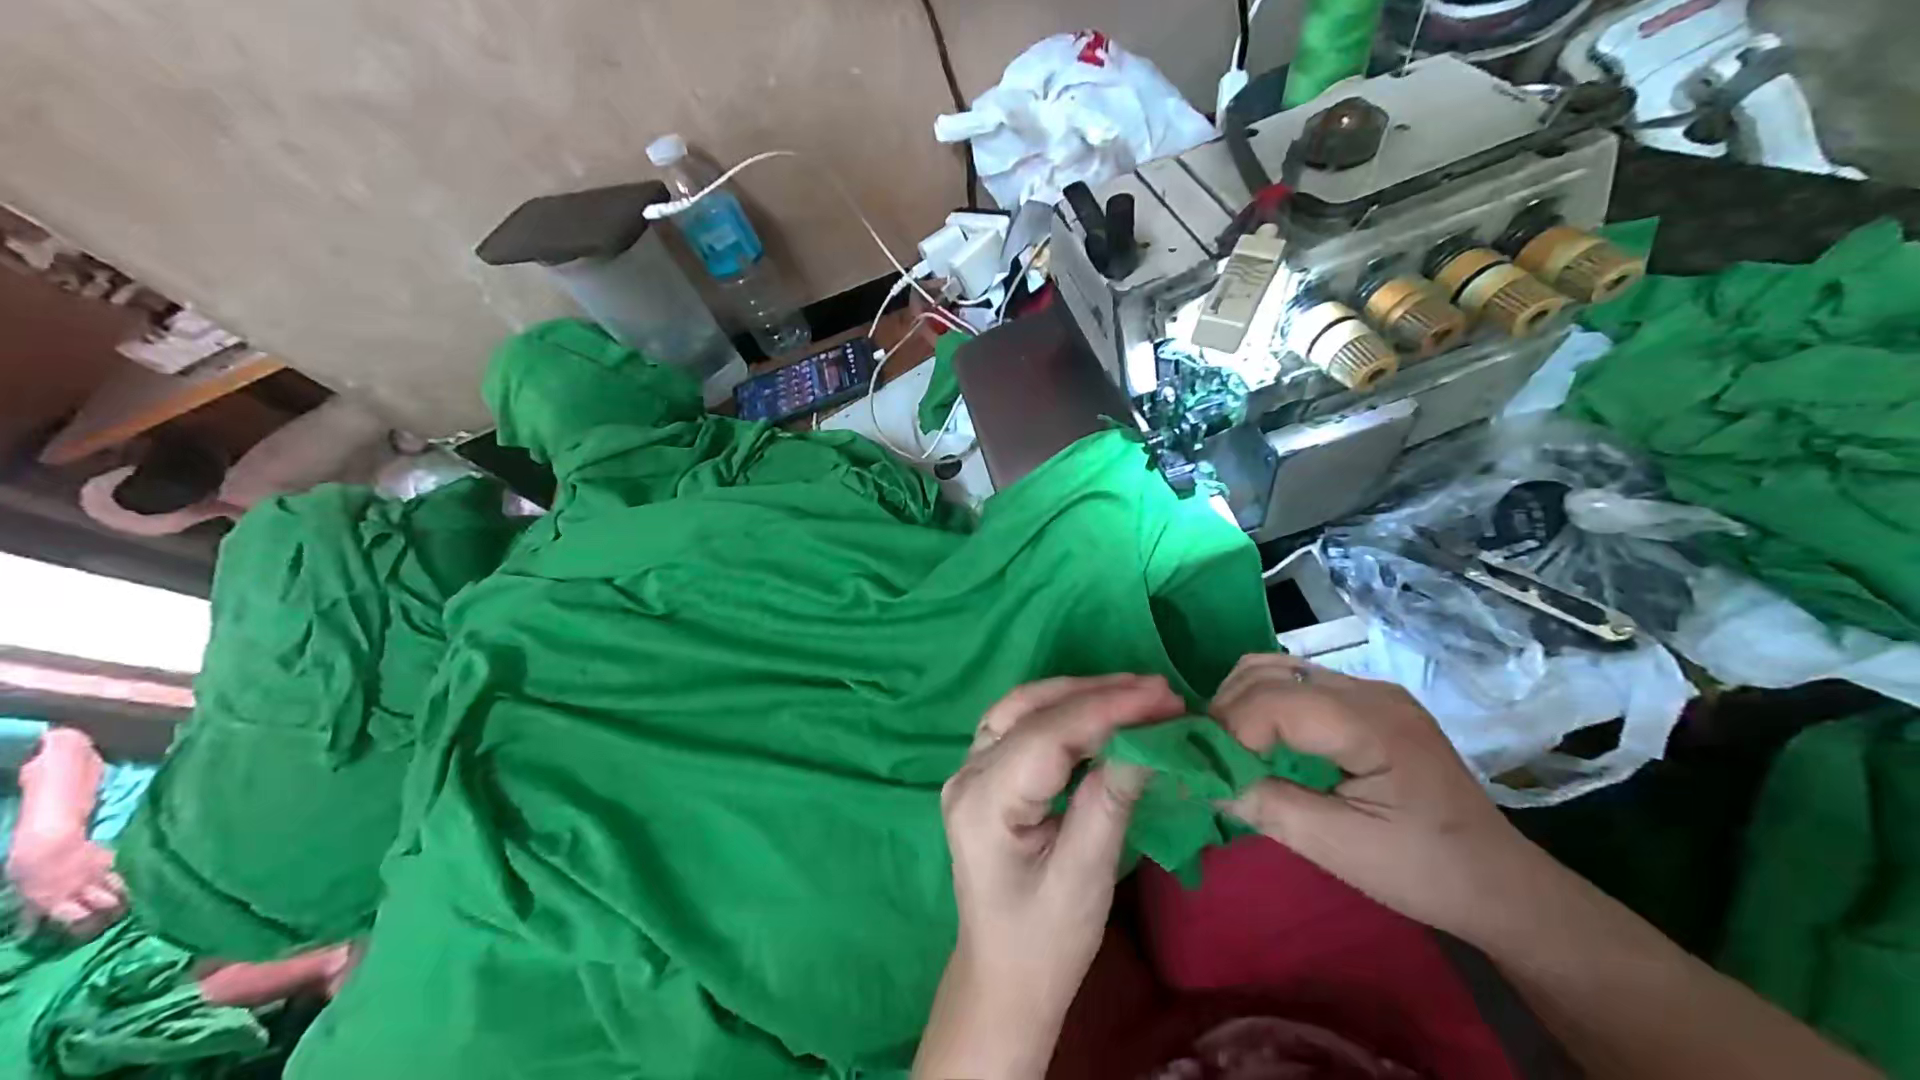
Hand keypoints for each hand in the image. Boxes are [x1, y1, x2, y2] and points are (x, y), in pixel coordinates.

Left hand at [6, 824, 125, 939]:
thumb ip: (31, 913)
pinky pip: (122, 873)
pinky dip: (125, 881)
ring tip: (124, 906)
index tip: (85, 937)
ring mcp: (101, 873)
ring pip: (121, 889)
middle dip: (110, 915)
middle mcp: (83, 889)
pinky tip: (127, 886)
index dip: (84, 929)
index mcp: (57, 901)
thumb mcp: (23, 894)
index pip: (79, 919)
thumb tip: (29, 935)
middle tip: (109, 922)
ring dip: (123, 898)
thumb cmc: (28, 868)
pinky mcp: (112, 860)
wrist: (49, 840)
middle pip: (107, 905)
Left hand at [916, 674, 1183, 1079]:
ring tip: (1138, 692)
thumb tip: (1151, 741)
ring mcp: (970, 771)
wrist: (1003, 979)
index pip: (1048, 735)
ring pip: (1023, 708)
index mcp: (983, 803)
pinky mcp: (984, 775)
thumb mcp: (1085, 878)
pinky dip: (1064, 711)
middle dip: (1098, 694)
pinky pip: (1022, 724)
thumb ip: (1110, 802)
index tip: (1164, 698)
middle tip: (1161, 692)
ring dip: (1080, 694)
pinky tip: (1101, 711)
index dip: (1107, 709)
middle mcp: (967, 774)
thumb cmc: (1045, 944)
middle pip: (1031, 711)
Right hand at [1211, 653, 1538, 939]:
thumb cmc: (1423, 871)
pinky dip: (1261, 705)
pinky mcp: (1364, 702)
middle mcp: (1368, 690)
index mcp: (1372, 723)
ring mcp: (1368, 690)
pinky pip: (1293, 683)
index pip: (1274, 700)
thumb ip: (1263, 805)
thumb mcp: (1337, 848)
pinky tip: (1259, 741)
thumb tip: (1198, 781)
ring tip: (1229, 748)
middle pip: (1267, 673)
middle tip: (1208, 759)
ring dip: (1239, 703)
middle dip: (1226, 713)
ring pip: (1274, 668)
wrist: (1500, 884)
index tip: (1211, 772)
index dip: (1229, 731)